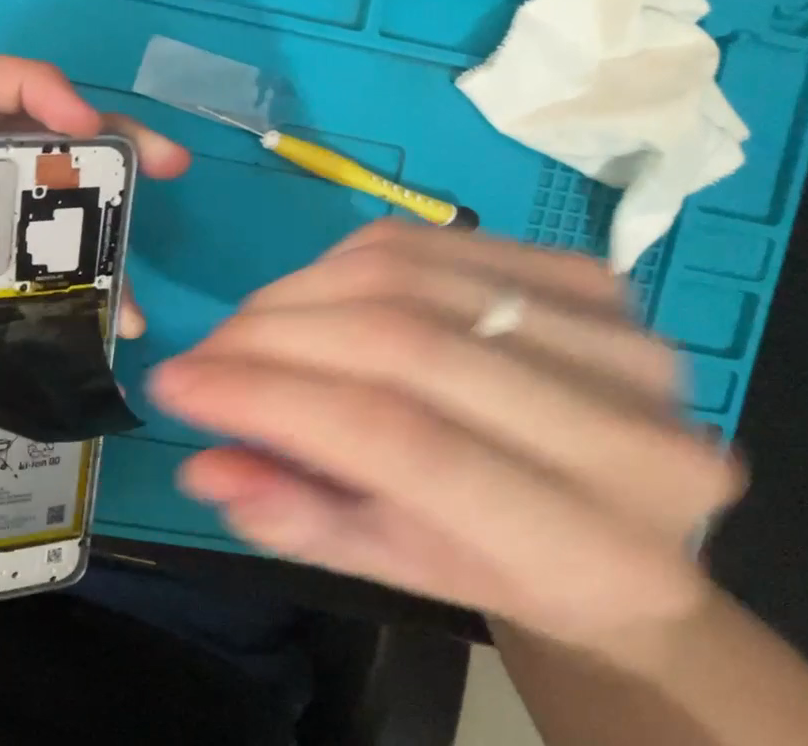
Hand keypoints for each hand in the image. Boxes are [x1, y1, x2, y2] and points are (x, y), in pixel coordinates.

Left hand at [0, 52, 189, 492]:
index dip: (23, 83)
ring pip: (28, 207)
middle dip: (90, 143)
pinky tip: (99, 316)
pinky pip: (23, 268)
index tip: (85, 122)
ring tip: (131, 276)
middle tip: (159, 166)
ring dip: (89, 223)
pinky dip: (69, 281)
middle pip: (11, 141)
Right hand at [151, 220, 743, 661]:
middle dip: (265, 338)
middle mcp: (635, 433)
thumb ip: (297, 521)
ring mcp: (624, 338)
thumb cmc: (487, 557)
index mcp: (592, 547)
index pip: (399, 441)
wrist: (612, 517)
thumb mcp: (385, 564)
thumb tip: (204, 466)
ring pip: (403, 278)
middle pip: (400, 342)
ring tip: (238, 334)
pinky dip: (334, 266)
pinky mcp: (593, 279)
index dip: (268, 399)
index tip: (172, 385)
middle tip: (195, 357)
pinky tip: (304, 302)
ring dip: (288, 297)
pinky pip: (422, 243)